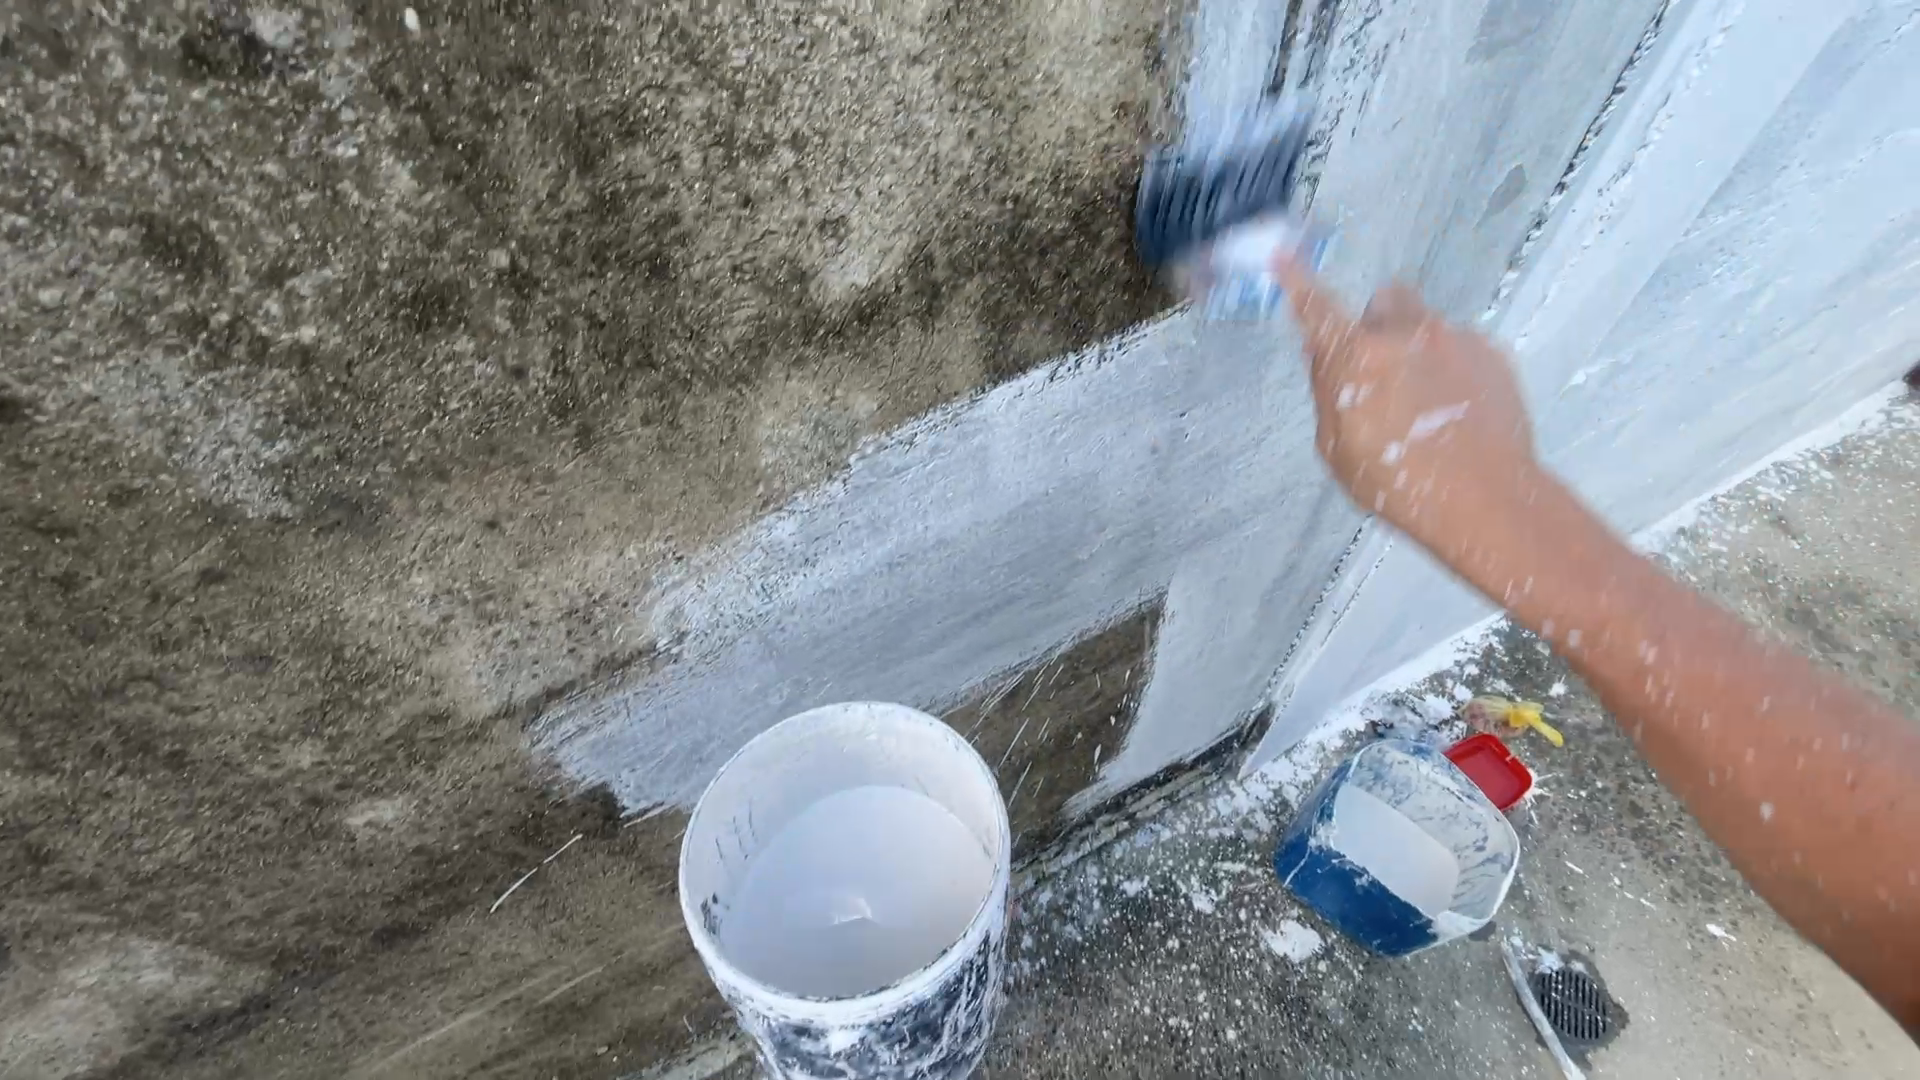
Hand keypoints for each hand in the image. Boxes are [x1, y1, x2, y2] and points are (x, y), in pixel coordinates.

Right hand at [1274, 257, 1539, 557]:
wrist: (1483, 496)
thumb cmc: (1391, 480)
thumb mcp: (1335, 445)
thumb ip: (1328, 393)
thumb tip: (1324, 356)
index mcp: (1355, 357)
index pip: (1317, 309)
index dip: (1297, 282)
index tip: (1282, 255)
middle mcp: (1405, 333)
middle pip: (1383, 303)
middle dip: (1374, 325)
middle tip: (1374, 370)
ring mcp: (1455, 338)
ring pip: (1422, 325)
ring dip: (1412, 349)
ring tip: (1421, 402)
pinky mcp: (1492, 353)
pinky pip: (1458, 346)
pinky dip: (1448, 367)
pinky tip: (1451, 409)